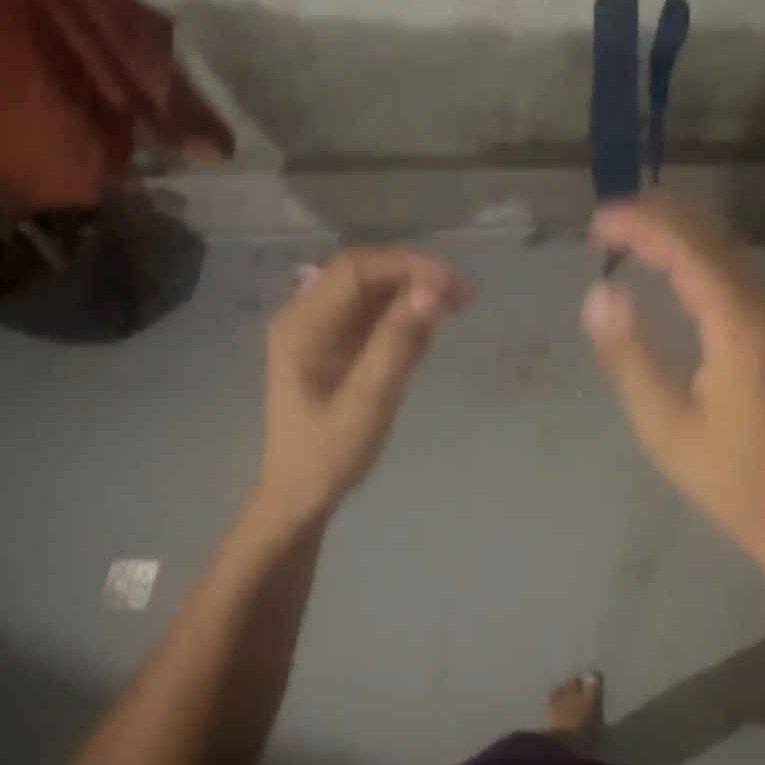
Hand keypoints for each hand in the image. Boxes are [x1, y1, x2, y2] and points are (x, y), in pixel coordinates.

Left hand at [257, 248, 470, 526]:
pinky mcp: (336, 351)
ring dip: (412, 292)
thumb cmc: (328, 454)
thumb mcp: (367, 401)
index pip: (356, 271)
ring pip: (370, 294)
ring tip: (460, 302)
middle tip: (464, 292)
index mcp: (303, 325)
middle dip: (413, 275)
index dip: (406, 267)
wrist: (300, 496)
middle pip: (363, 275)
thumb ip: (397, 344)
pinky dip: (404, 315)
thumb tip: (432, 293)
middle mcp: (307, 319)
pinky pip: (371, 319)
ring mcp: (321, 335)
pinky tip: (433, 325)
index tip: (452, 284)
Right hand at [583, 196, 764, 567]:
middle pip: (713, 236)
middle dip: (659, 217)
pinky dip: (700, 255)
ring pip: (729, 249)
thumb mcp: (662, 422)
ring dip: (680, 232)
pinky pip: (739, 271)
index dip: (640, 225)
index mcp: (738, 328)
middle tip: (606, 221)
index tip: (595, 224)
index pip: (688, 249)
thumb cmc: (723, 474)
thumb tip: (599, 292)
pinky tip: (673, 266)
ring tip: (629, 234)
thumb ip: (628, 354)